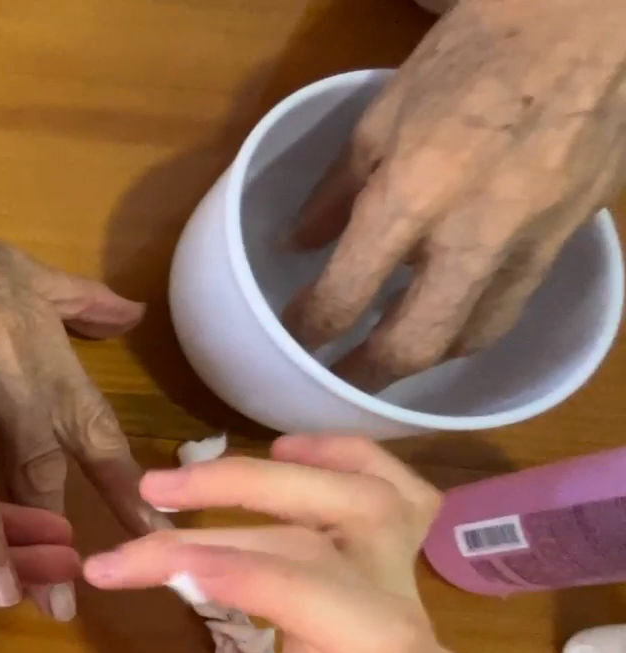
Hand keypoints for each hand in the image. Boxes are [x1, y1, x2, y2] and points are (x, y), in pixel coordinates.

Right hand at [0, 194, 154, 617]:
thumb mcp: (25, 274)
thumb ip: (79, 305)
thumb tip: (132, 316)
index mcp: (44, 359)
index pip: (96, 437)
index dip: (123, 492)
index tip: (156, 543)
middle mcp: (12, 375)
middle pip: (41, 469)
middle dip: (55, 538)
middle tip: (66, 605)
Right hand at [81, 436, 481, 652]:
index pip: (356, 616)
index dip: (262, 576)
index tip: (157, 564)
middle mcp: (418, 635)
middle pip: (351, 535)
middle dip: (231, 513)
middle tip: (133, 516)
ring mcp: (408, 598)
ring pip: (368, 500)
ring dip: (266, 475)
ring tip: (168, 481)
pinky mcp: (383, 578)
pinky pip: (390, 498)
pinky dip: (339, 460)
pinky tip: (281, 447)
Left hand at [289, 0, 625, 389]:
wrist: (601, 10)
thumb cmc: (472, 59)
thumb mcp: (374, 125)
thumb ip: (331, 197)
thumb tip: (294, 247)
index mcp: (412, 199)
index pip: (342, 299)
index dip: (306, 332)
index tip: (286, 341)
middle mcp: (477, 230)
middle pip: (418, 342)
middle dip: (366, 374)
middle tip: (332, 385)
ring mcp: (538, 232)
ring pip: (477, 331)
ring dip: (424, 358)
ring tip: (383, 363)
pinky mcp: (578, 226)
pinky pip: (516, 297)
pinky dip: (471, 323)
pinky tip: (442, 321)